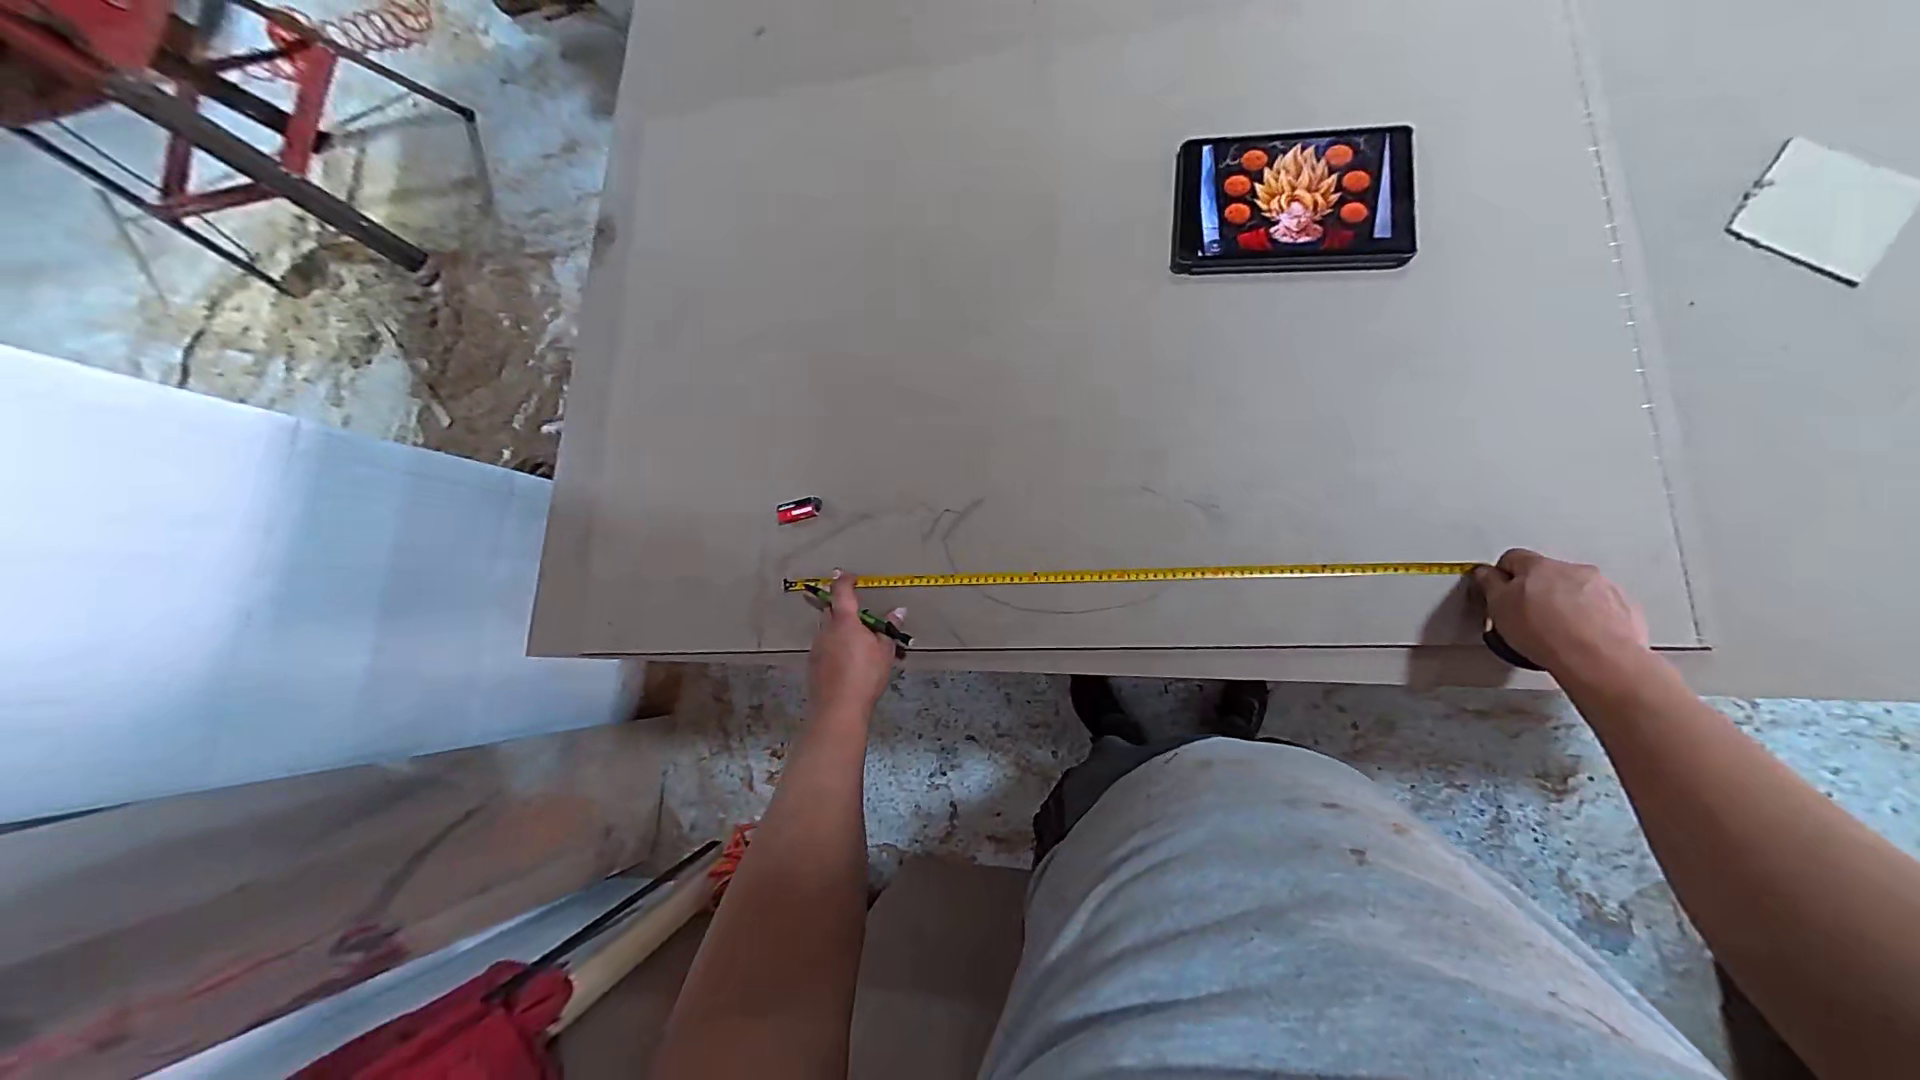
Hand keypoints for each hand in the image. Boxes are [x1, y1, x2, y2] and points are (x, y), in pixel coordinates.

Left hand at [807, 570, 904, 716]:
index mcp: (844, 621)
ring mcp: (817, 646)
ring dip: (839, 629)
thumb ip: (889, 629)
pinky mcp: (813, 663)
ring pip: (827, 628)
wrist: (838, 708)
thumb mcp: (885, 651)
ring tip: (858, 643)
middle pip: (831, 609)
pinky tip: (847, 661)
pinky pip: (825, 646)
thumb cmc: (865, 675)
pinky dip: (835, 646)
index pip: (841, 591)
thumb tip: (898, 611)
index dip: (845, 580)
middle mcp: (826, 629)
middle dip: (843, 607)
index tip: (850, 576)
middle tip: (860, 615)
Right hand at [1473, 549, 1650, 682]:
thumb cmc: (1549, 633)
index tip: (1499, 592)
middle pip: (1546, 573)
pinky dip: (1588, 618)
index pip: (1512, 558)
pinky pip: (1599, 606)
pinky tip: (1576, 637)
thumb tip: (1488, 575)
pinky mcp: (1624, 608)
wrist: (1598, 659)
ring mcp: (1602, 588)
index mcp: (1538, 565)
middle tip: (1524, 615)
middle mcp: (1573, 570)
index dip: (1502, 576)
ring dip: (1563, 604)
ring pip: (1575, 589)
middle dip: (1536, 590)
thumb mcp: (1497, 606)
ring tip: (1551, 631)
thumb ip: (1490, 584)